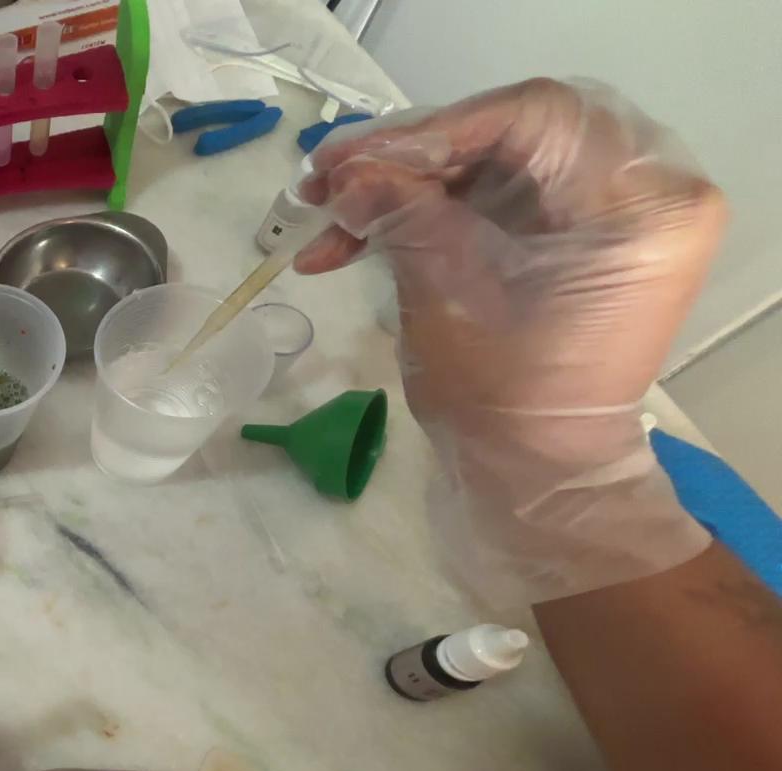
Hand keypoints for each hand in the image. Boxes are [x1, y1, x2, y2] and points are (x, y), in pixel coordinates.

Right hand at [293, 78, 717, 603]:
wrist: (526, 462)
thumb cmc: (497, 398)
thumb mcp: (446, 305)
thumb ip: (406, 225)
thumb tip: (346, 176)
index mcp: (635, 205)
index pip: (535, 119)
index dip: (432, 132)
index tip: (345, 163)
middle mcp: (635, 191)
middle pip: (509, 135)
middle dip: (406, 158)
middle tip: (323, 182)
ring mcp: (595, 212)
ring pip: (483, 167)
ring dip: (397, 190)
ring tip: (323, 219)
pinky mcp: (557, 235)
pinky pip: (481, 202)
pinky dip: (413, 217)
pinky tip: (350, 244)